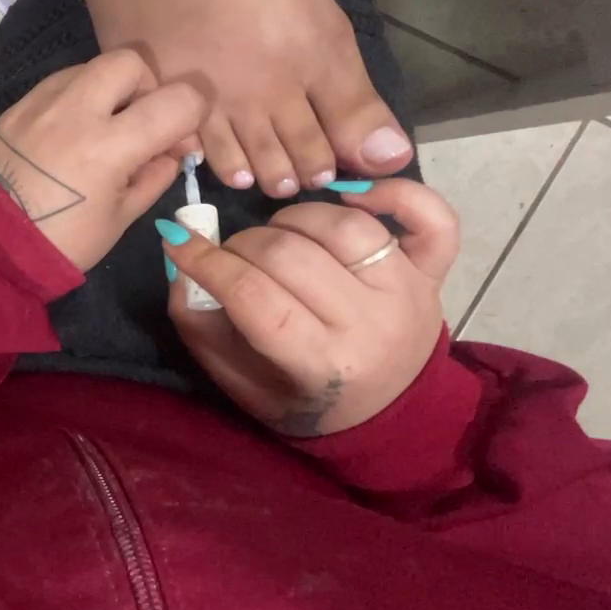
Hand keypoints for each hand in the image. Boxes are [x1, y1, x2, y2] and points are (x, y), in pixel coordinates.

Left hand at [0, 50, 206, 271]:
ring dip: (105, 90)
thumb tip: (171, 151)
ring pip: (87, 68)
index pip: (177, 100)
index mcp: (109, 145)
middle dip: (145, 87)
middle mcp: (74, 112)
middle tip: (138, 122)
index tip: (178, 142)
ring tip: (99, 129)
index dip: (192, 117)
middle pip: (128, 62)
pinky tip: (66, 134)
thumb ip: (154, 176)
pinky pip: (53, 86)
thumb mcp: (120, 219)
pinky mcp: (12, 111)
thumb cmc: (61, 243)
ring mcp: (38, 106)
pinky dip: (71, 100)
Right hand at [82, 0, 415, 196]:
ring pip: (235, 158)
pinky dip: (196, 154)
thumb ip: (348, 87)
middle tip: (295, 189)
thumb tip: (390, 156)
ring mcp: (205, 99)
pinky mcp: (156, 96)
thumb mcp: (318, 5)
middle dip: (297, 173)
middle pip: (287, 156)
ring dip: (251, 170)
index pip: (340, 141)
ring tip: (254, 179)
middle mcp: (261, 94)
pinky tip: (198, 158)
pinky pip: (182, 145)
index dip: (343, 161)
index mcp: (314, 63)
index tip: (340, 172)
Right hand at [160, 179, 457, 435]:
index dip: (206, 262)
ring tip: (275, 235)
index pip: (252, 295)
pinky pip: (432, 218)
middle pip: (290, 255)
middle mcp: (370, 325)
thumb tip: (179, 251)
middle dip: (241, 245)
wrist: (379, 415)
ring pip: (344, 226)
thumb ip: (196, 318)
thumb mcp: (229, 374)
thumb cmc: (291, 398)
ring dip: (293, 218)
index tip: (176, 240)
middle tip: (228, 255)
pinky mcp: (434, 274)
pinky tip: (350, 196)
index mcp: (318, 362)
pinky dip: (393, 194)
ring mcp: (409, 295)